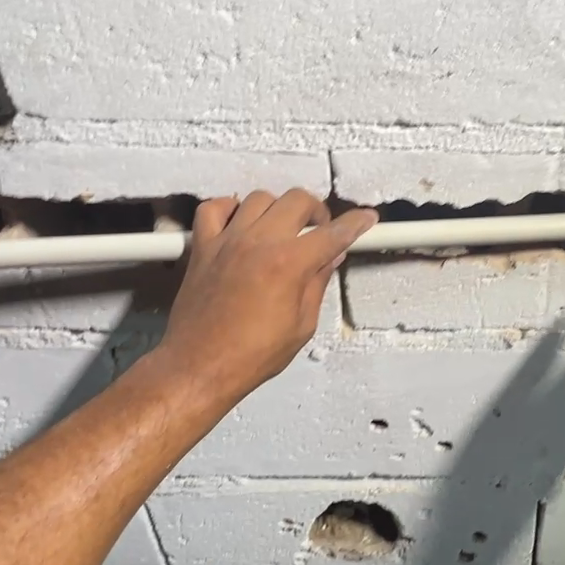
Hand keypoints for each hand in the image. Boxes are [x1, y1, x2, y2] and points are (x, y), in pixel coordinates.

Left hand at [155, 190, 376, 400]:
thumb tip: (331, 257)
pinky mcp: (202, 246)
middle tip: (318, 231)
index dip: (355, 224)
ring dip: (277, 209)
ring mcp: (227, 240)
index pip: (333, 233)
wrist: (199, 366)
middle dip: (316, 212)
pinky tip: (239, 224)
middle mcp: (259, 242)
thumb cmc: (252, 354)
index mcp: (289, 263)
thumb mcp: (302, 325)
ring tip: (281, 229)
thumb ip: (317, 284)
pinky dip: (229, 209)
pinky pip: (213, 208)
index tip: (365, 218)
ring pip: (259, 198)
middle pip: (297, 200)